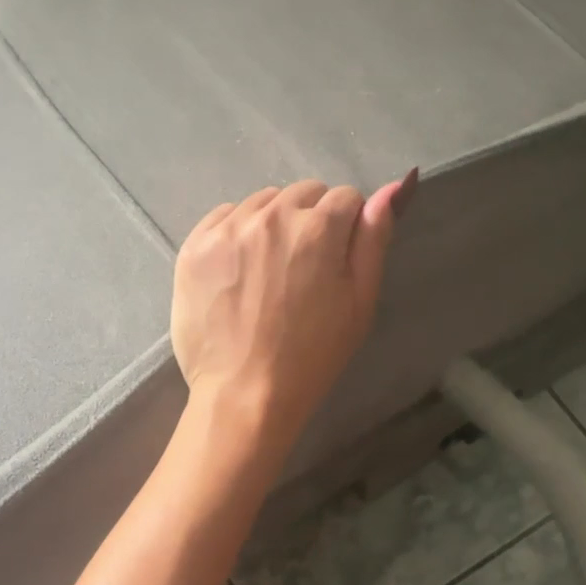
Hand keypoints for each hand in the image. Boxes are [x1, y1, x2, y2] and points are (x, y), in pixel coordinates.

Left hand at [170, 171, 416, 447]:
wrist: (244, 395)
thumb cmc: (311, 358)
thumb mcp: (359, 304)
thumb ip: (373, 241)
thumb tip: (390, 189)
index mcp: (319, 227)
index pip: (346, 197)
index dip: (348, 228)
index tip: (338, 261)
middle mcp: (271, 215)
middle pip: (303, 193)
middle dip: (311, 220)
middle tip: (304, 270)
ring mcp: (228, 229)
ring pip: (262, 202)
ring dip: (273, 224)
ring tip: (269, 273)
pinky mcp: (195, 246)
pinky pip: (223, 217)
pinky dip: (236, 234)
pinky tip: (239, 272)